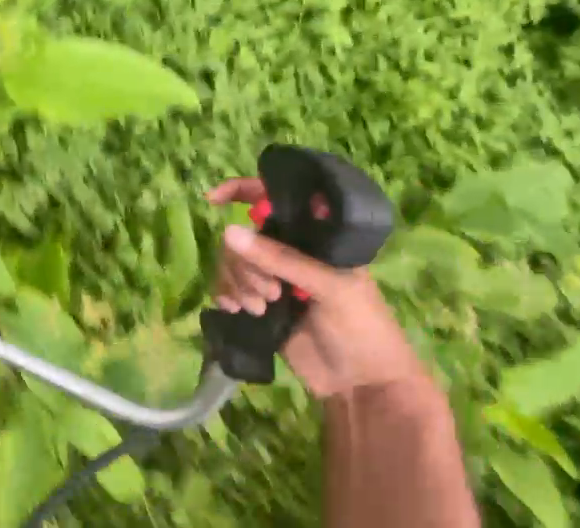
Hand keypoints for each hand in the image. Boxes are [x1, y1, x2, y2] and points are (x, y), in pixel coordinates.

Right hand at [207, 178, 427, 399]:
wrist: (363, 387)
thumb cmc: (365, 331)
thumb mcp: (330, 289)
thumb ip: (281, 259)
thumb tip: (227, 231)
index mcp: (314, 241)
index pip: (275, 201)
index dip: (244, 191)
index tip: (214, 199)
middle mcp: (289, 254)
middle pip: (242, 236)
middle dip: (245, 262)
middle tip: (270, 291)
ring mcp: (272, 279)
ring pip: (230, 261)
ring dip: (237, 282)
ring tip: (260, 308)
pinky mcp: (257, 303)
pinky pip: (224, 285)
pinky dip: (224, 294)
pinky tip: (236, 309)